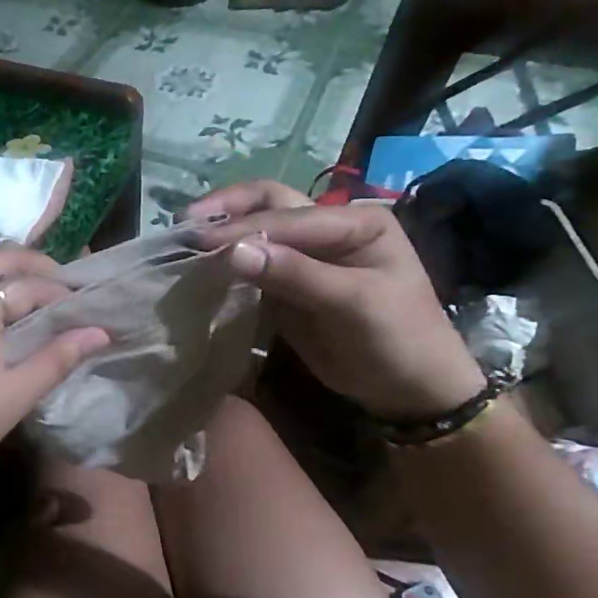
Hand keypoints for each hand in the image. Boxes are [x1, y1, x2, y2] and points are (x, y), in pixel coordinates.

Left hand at [0, 248, 108, 490]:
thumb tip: (101, 332)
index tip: (92, 308)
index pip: (27, 284)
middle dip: (40, 268)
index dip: (63, 294)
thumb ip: (58, 357)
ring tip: (50, 297)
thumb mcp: (15, 395)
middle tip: (73, 289)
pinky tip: (13, 310)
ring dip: (15, 275)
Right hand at [187, 181, 482, 420]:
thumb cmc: (399, 339)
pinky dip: (230, 269)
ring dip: (225, 235)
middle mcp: (329, 230)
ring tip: (185, 243)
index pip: (290, 216)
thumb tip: (233, 252)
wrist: (412, 391)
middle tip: (186, 225)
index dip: (245, 228)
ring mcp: (309, 259)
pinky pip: (256, 271)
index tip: (201, 243)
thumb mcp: (355, 304)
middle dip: (229, 212)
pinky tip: (203, 271)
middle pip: (272, 206)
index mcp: (356, 220)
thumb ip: (297, 275)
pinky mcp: (292, 290)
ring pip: (260, 236)